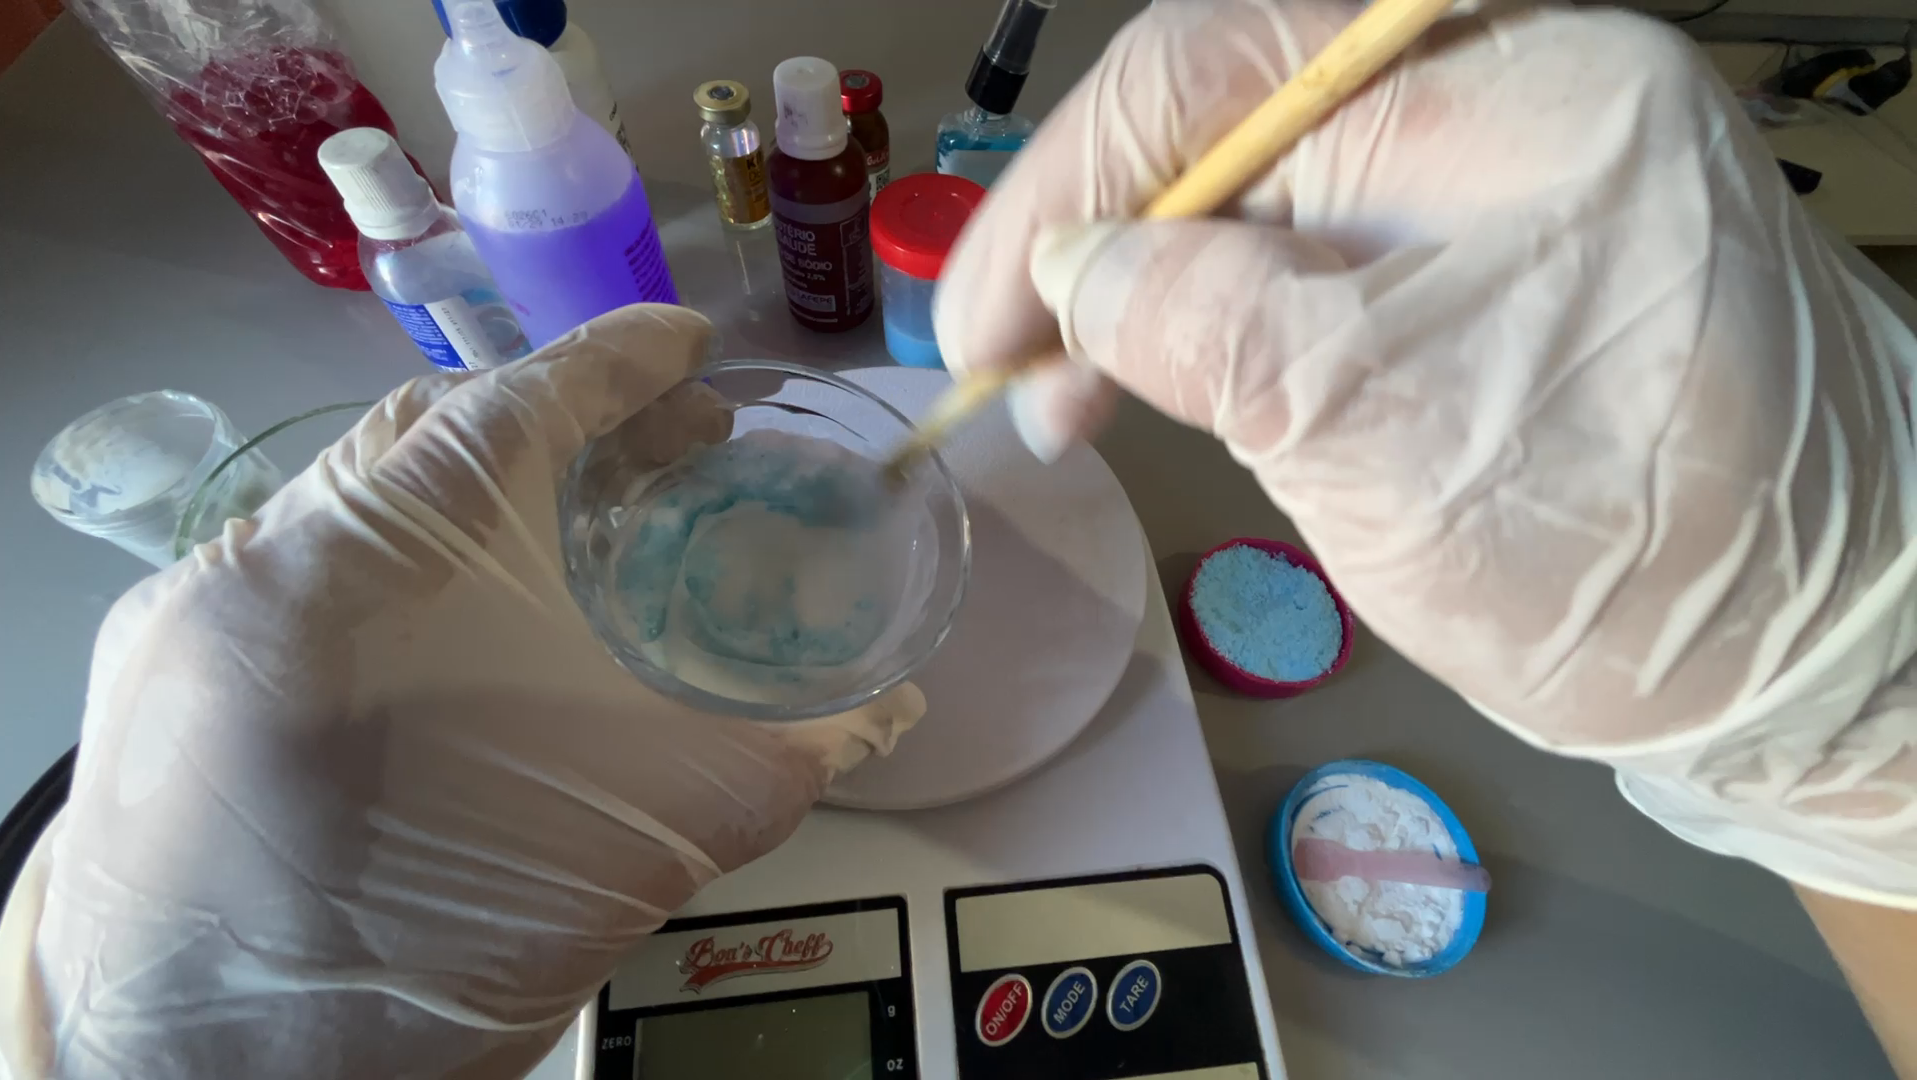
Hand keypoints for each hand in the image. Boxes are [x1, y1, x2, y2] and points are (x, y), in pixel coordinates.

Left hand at [0, 306, 922, 1078]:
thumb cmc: (457, 942)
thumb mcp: (653, 835)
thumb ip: (785, 756)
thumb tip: (894, 711)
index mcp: (393, 572)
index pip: (515, 407)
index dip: (614, 358)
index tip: (692, 341)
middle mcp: (292, 557)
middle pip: (454, 424)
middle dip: (586, 407)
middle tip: (690, 431)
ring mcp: (230, 595)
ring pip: (395, 474)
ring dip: (519, 459)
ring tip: (619, 486)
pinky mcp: (205, 644)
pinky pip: (349, 533)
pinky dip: (452, 517)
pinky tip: (517, 566)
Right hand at [936, 0, 1916, 906]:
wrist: (1747, 653)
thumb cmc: (1598, 541)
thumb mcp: (1377, 421)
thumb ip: (1204, 323)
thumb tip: (1068, 272)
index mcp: (1476, 91)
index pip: (1206, 83)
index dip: (1058, 195)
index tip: (970, 319)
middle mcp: (1442, 118)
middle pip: (1191, 147)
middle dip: (1070, 258)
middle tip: (987, 366)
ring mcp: (1410, 211)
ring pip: (1199, 226)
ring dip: (1103, 310)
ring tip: (1044, 403)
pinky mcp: (1383, 297)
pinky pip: (1234, 289)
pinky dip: (1155, 344)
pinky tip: (1104, 395)